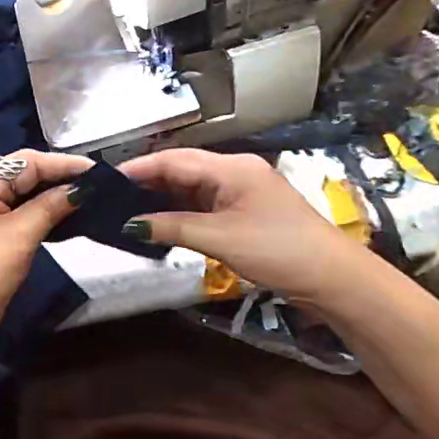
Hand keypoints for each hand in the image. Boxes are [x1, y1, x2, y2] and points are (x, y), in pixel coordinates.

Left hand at [0, 149, 92, 346]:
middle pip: (23, 175)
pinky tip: (67, 215)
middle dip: (59, 178)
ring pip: (23, 194)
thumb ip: (50, 205)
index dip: (62, 164)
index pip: (24, 162)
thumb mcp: (19, 234)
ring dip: (54, 196)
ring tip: (89, 197)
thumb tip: (81, 188)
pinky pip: (20, 213)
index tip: (98, 171)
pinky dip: (43, 212)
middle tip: (98, 184)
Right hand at [118, 149, 373, 304]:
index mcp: (230, 168)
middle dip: (145, 180)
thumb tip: (130, 224)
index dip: (137, 168)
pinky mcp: (243, 210)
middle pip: (180, 169)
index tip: (105, 180)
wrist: (333, 278)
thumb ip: (171, 227)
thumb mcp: (219, 238)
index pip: (173, 160)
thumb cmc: (277, 249)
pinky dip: (177, 210)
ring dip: (160, 197)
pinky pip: (201, 203)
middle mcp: (234, 171)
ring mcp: (240, 191)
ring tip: (125, 207)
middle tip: (109, 196)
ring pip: (190, 187)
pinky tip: (157, 220)